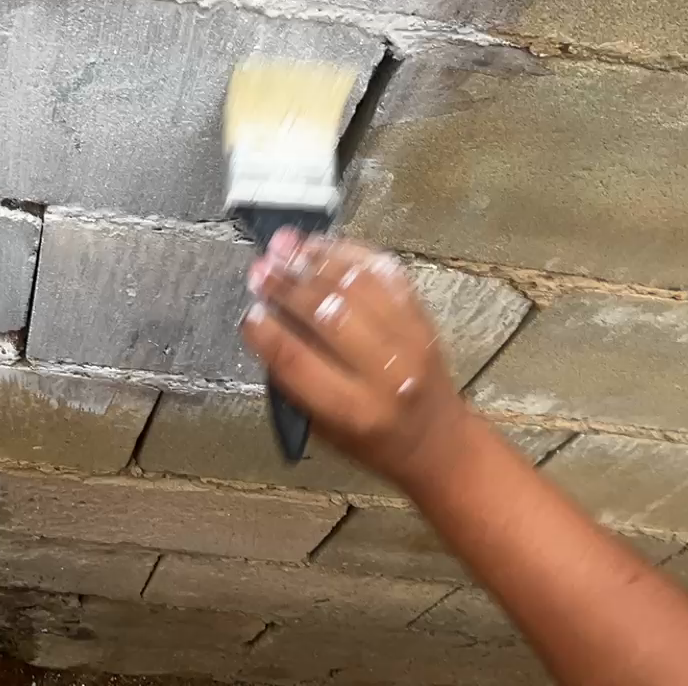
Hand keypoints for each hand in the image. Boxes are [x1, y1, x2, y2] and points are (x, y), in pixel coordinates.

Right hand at [242, 229, 468, 479]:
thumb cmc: (369, 441)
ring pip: (356, 286)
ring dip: (314, 261)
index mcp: (354, 411)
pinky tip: (319, 245)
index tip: (248, 311)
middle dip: (286, 286)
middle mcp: (387, 373)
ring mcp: (411, 340)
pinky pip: (383, 272)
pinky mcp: (423, 316)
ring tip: (283, 247)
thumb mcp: (322, 426)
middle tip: (260, 268)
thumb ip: (294, 376)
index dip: (267, 332)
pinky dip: (348, 253)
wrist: (439, 442)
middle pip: (327, 315)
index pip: (298, 362)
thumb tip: (266, 315)